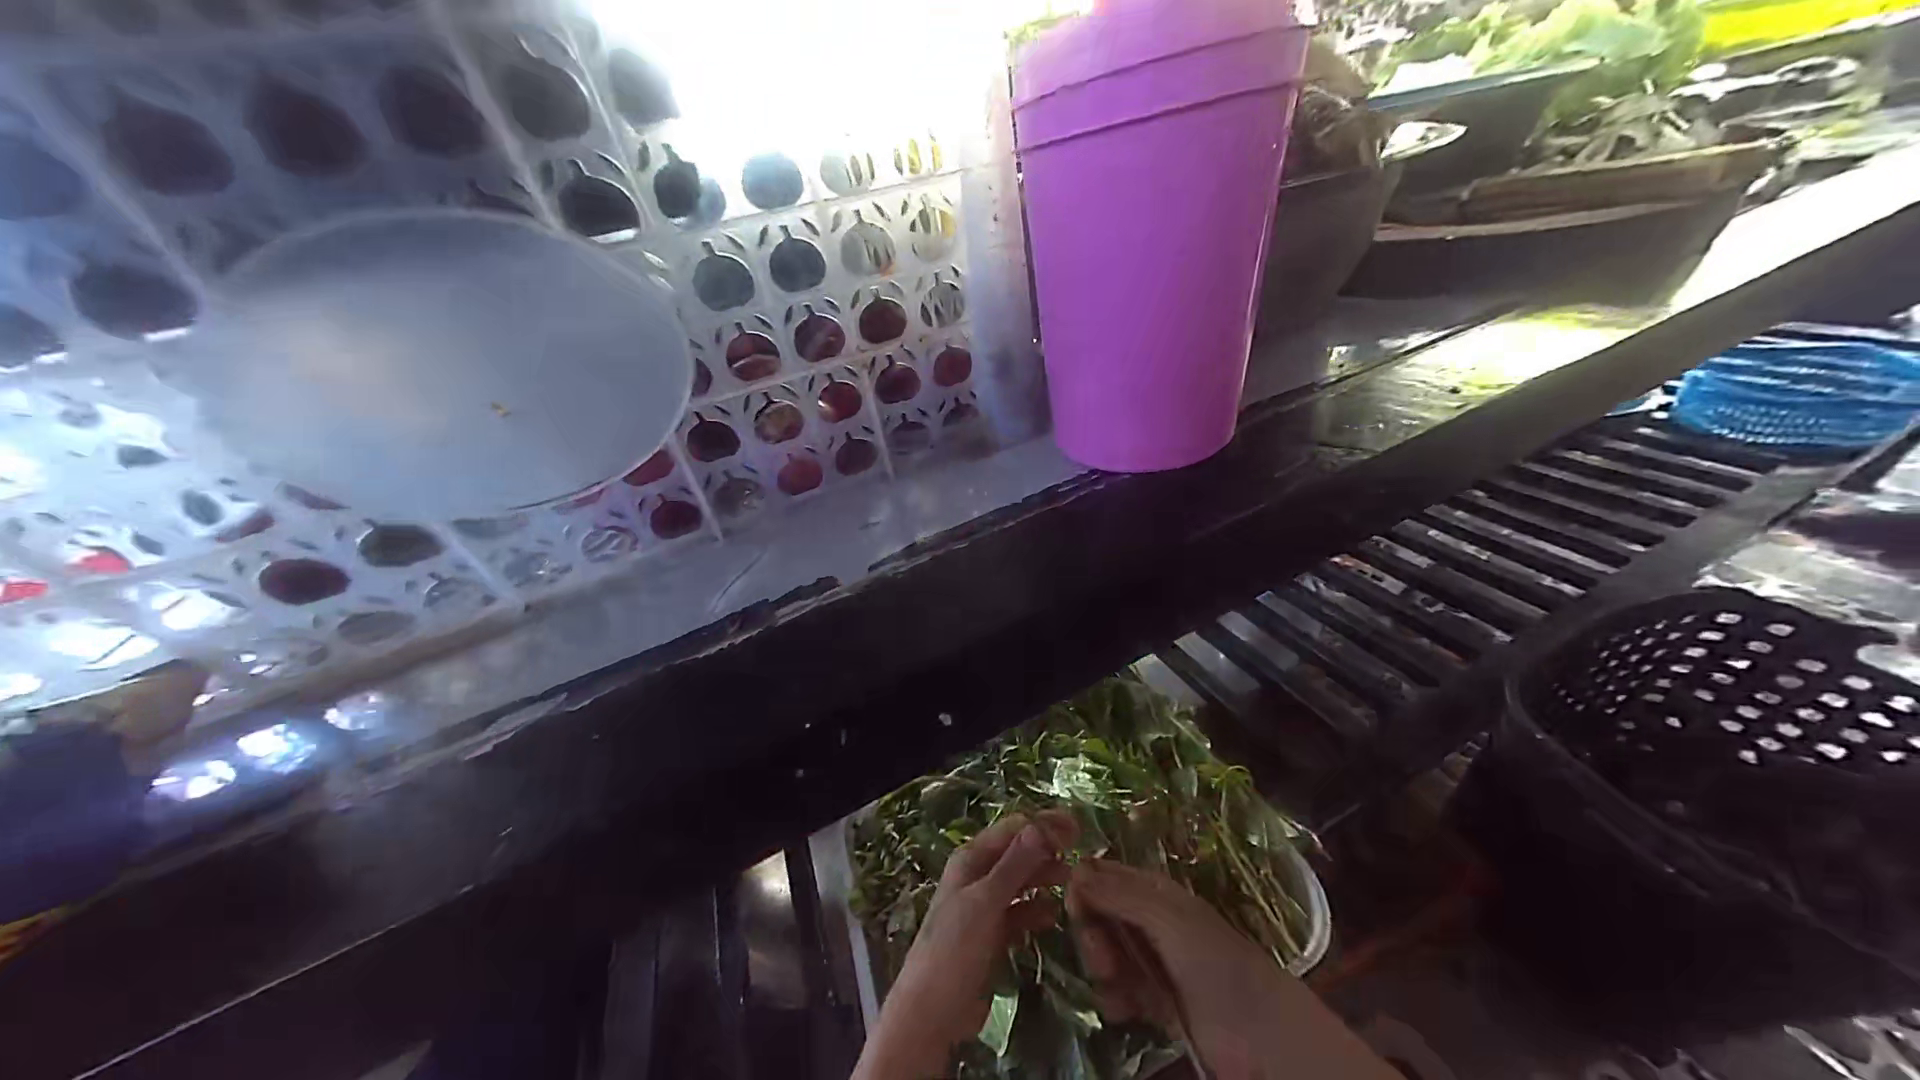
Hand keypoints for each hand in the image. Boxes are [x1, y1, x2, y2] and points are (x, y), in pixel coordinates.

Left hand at [852, 810, 1077, 1079]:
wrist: (932, 1013)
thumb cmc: (954, 949)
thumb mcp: (986, 902)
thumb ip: (1015, 865)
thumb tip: (1044, 826)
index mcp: (971, 858)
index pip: (1013, 828)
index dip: (1044, 825)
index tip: (1079, 832)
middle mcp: (978, 875)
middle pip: (1019, 852)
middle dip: (1049, 851)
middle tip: (1084, 859)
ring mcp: (985, 905)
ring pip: (1021, 881)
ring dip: (1045, 878)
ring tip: (1076, 884)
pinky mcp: (993, 934)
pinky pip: (1020, 913)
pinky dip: (1036, 910)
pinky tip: (1054, 916)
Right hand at [1067, 859, 1395, 1079]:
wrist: (1261, 1036)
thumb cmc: (1217, 962)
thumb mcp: (1167, 918)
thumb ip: (1118, 894)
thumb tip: (1072, 871)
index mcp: (1151, 889)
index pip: (1101, 875)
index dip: (1083, 889)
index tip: (1076, 910)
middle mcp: (1146, 920)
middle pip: (1096, 916)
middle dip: (1091, 937)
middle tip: (1104, 960)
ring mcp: (1149, 960)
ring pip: (1102, 954)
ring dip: (1102, 972)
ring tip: (1119, 990)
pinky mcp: (1151, 999)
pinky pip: (1114, 991)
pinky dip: (1114, 1000)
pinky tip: (1126, 1011)